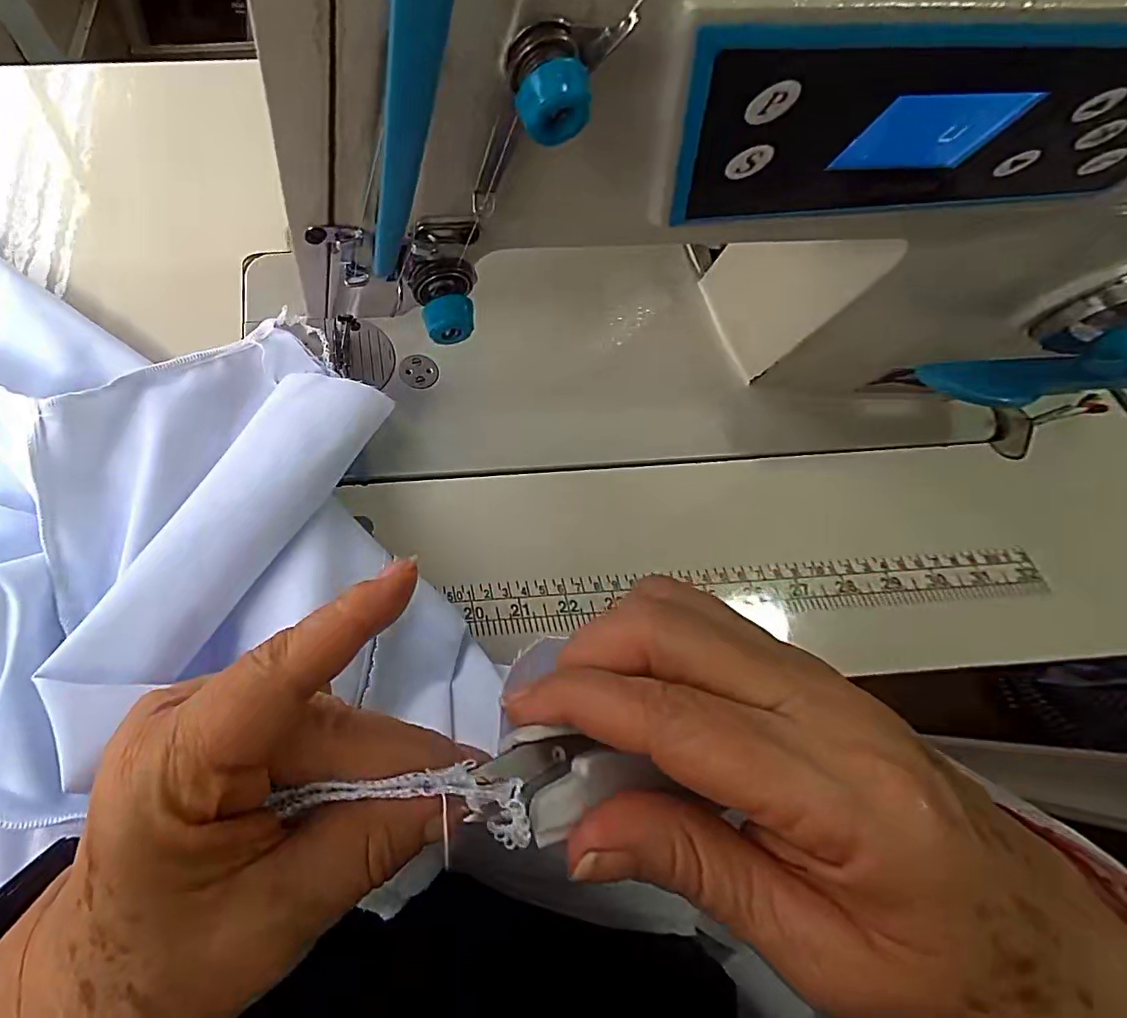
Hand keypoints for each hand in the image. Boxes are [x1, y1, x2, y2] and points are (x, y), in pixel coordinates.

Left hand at [0, 558, 464, 1016]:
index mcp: (177, 757)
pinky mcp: (200, 729)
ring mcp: (185, 715)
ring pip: (302, 718)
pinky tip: (364, 791)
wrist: (101, 966)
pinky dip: (330, 760)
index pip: (271, 677)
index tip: (402, 579)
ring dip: (365, 758)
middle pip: (307, 712)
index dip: (342, 626)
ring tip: (426, 798)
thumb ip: (361, 845)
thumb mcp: (276, 914)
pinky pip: (281, 729)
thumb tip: (446, 796)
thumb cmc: (173, 955)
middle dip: (390, 751)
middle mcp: (178, 713)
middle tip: (472, 789)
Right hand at [503, 576, 1126, 1017]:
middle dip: (583, 658)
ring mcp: (822, 682)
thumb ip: (687, 867)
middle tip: (552, 718)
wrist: (1061, 955)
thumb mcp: (814, 953)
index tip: (520, 717)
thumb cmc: (947, 973)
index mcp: (844, 796)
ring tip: (590, 704)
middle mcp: (833, 712)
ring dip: (609, 642)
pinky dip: (642, 639)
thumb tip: (578, 834)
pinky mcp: (808, 674)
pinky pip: (699, 618)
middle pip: (667, 629)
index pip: (675, 714)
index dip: (579, 702)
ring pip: (677, 607)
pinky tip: (637, 693)